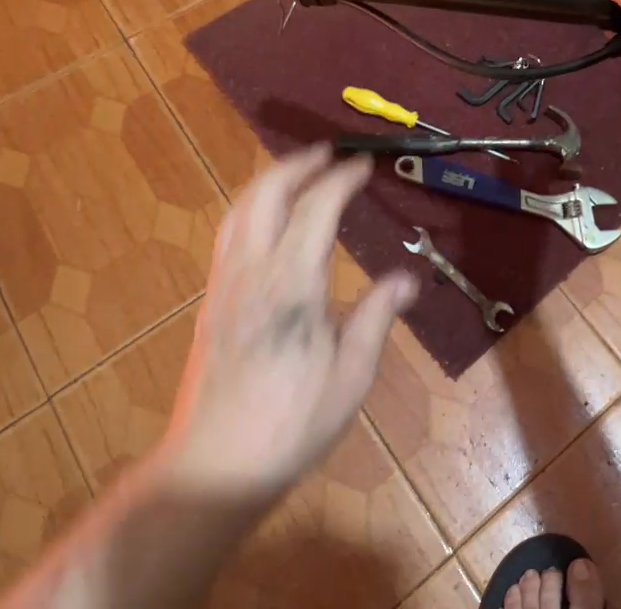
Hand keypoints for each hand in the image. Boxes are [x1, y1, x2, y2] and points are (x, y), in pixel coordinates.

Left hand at [159, 146, 416, 509]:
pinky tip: (268, 220)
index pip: (317, 209)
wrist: (216, 465)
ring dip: (269, 181)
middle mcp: (253, 271)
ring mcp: (225, 284)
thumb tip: (408, 279)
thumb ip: (377, 317)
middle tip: (327, 154)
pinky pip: (229, 234)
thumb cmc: (294, 422)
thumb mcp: (352, 375)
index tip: (365, 165)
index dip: (342, 179)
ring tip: (298, 173)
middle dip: (297, 164)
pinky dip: (251, 207)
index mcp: (293, 284)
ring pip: (239, 210)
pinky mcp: (212, 301)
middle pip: (265, 194)